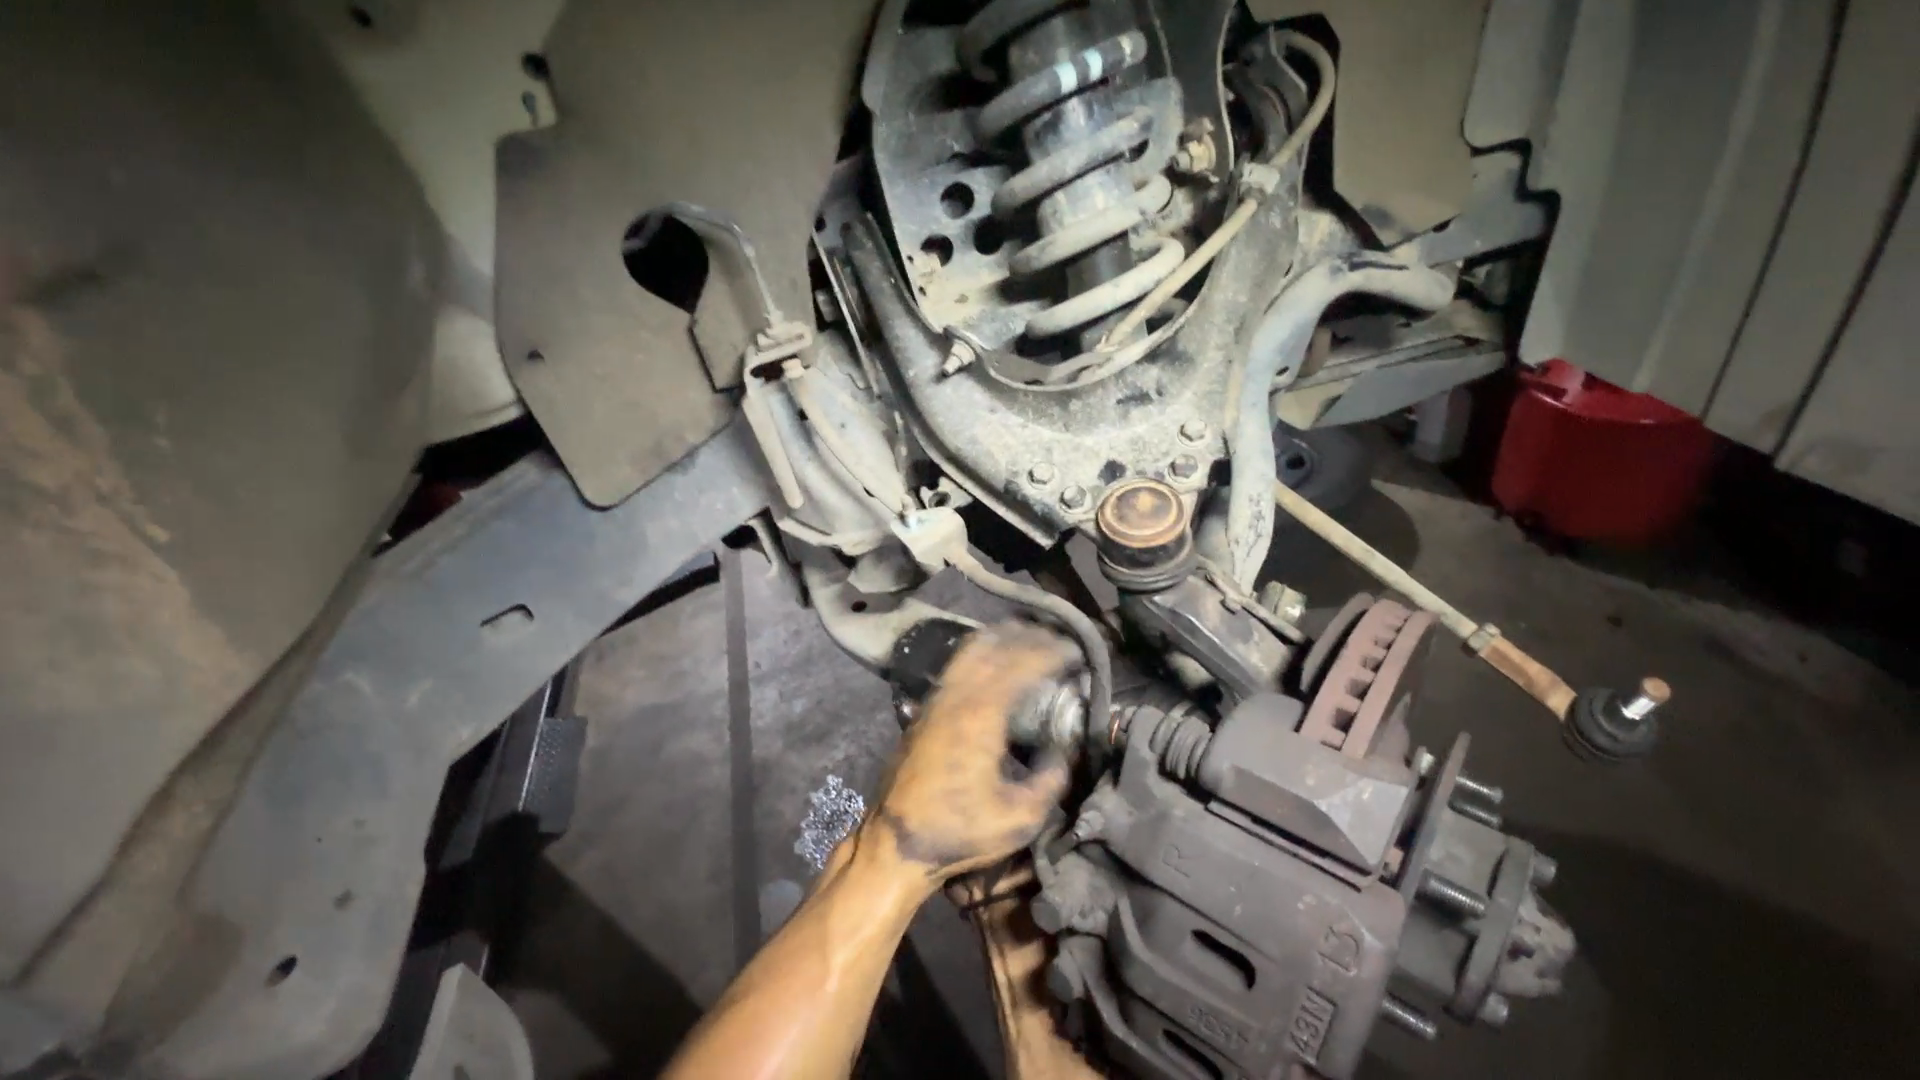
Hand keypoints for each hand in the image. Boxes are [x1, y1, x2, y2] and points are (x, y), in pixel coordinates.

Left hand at [870, 623, 1077, 881]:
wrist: (896, 842)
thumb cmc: (959, 832)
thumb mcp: (1020, 817)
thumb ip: (1051, 779)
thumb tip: (1064, 751)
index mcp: (980, 716)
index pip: (1020, 665)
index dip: (1051, 652)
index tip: (1075, 652)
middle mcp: (955, 698)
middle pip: (994, 647)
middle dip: (1028, 637)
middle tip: (1057, 638)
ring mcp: (934, 701)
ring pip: (969, 652)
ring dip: (1001, 641)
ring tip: (1028, 640)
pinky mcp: (922, 712)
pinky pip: (955, 667)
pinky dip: (980, 655)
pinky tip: (994, 665)